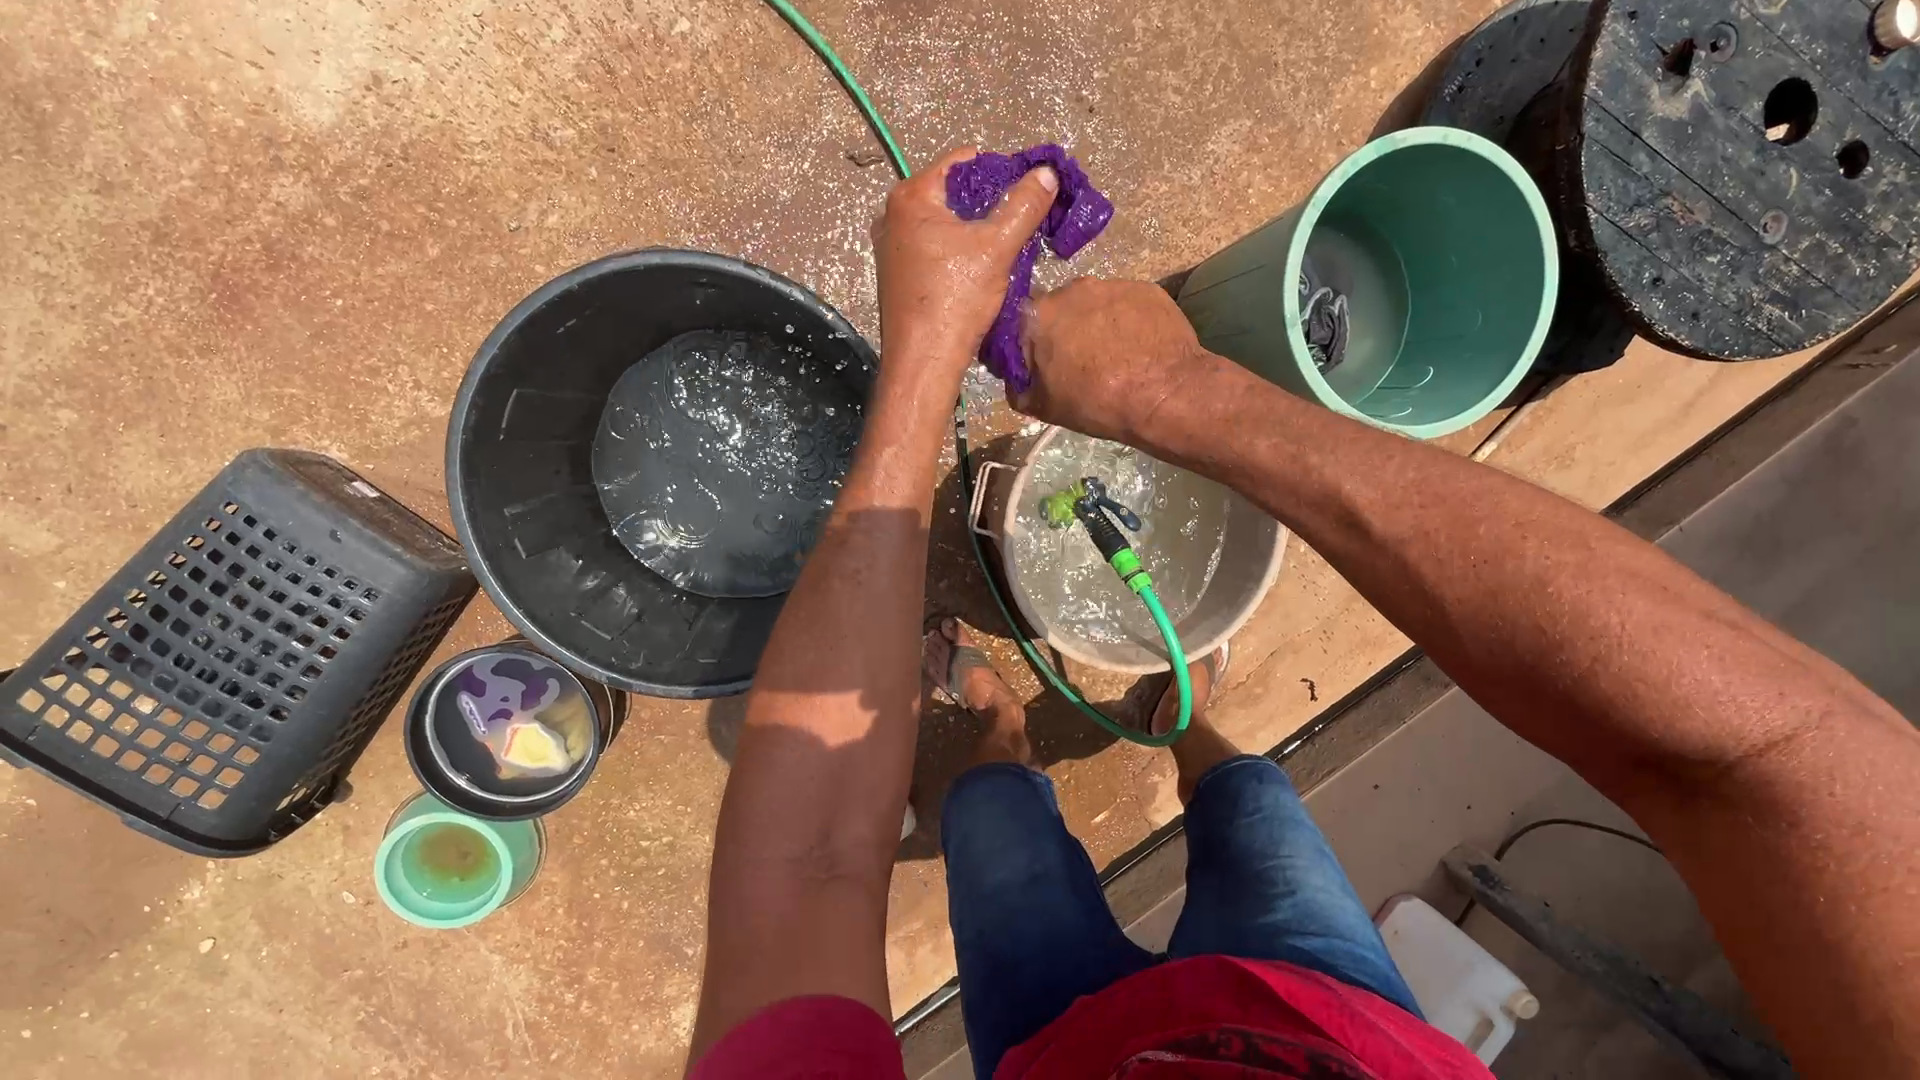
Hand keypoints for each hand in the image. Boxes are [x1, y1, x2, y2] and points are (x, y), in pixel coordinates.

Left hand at [872, 146, 1057, 387]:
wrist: (923, 360)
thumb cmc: (956, 299)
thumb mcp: (997, 247)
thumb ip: (1024, 205)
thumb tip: (1047, 173)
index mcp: (910, 197)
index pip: (961, 162)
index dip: (999, 170)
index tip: (1027, 189)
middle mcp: (891, 216)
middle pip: (951, 193)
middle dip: (986, 203)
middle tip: (1019, 220)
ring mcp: (890, 248)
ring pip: (942, 223)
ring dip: (973, 230)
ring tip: (1004, 246)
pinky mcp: (896, 276)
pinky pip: (932, 248)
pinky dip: (956, 251)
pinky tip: (978, 270)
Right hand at [1011, 278, 1213, 445]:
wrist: (1162, 394)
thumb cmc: (1095, 401)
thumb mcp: (1043, 407)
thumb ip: (1020, 387)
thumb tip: (1017, 380)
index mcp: (1038, 315)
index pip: (1022, 322)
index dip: (1031, 342)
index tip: (1042, 361)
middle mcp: (1071, 289)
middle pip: (1062, 306)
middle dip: (1066, 328)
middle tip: (1080, 359)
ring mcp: (1112, 285)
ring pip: (1096, 303)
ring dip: (1098, 322)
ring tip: (1113, 353)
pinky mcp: (1146, 289)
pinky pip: (1127, 303)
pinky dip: (1128, 320)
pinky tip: (1137, 345)